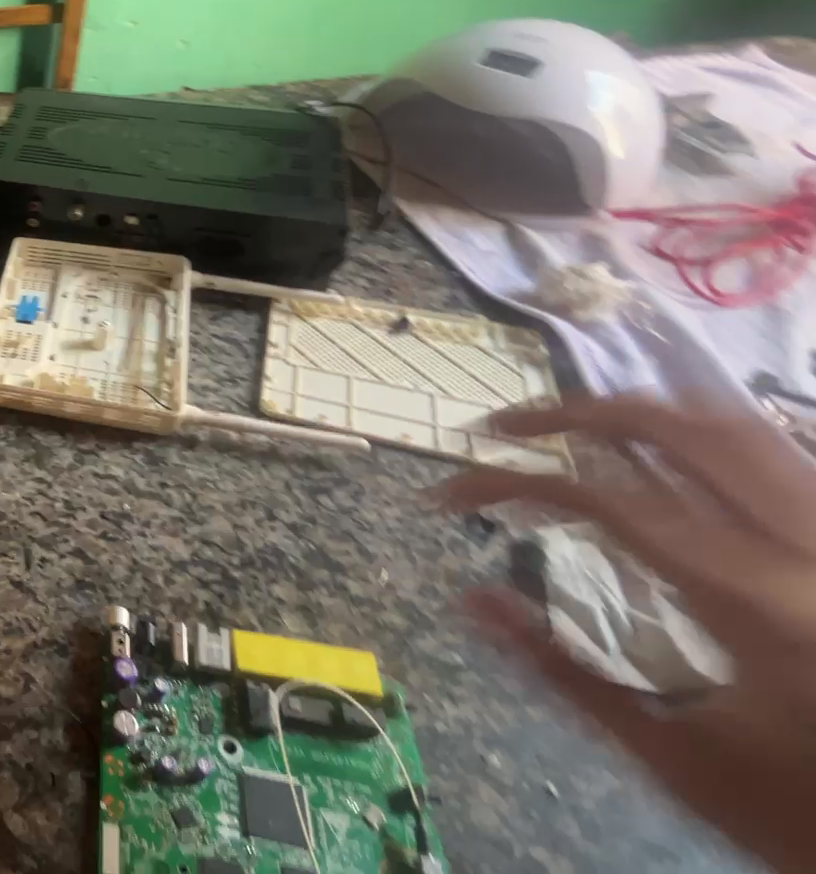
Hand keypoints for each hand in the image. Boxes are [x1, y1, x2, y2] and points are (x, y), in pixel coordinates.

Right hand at [443, 396, 815, 873]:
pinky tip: (671, 451)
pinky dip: (722, 438)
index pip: (603, 500)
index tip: (447, 496)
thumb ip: (565, 671)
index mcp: (747, 599)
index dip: (510, 483)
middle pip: (678, 432)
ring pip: (744, 432)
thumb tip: (470, 600)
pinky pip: (791, 461)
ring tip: (572, 425)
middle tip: (501, 429)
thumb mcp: (674, 757)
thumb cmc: (803, 812)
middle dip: (574, 415)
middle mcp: (801, 553)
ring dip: (644, 415)